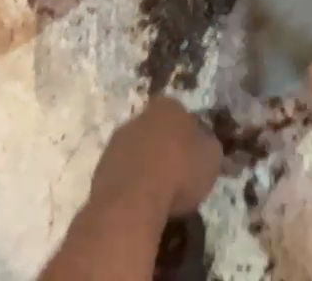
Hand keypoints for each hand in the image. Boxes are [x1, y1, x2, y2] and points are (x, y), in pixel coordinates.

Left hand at [92, 97, 221, 216]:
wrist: (133, 202)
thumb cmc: (180, 171)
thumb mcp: (212, 156)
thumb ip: (208, 145)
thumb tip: (203, 145)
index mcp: (167, 107)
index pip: (182, 115)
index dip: (190, 136)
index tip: (195, 156)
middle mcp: (138, 118)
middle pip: (157, 132)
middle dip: (165, 149)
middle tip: (178, 174)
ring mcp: (115, 144)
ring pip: (138, 153)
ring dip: (147, 168)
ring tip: (161, 195)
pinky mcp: (100, 171)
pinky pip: (123, 175)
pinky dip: (132, 186)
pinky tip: (142, 204)